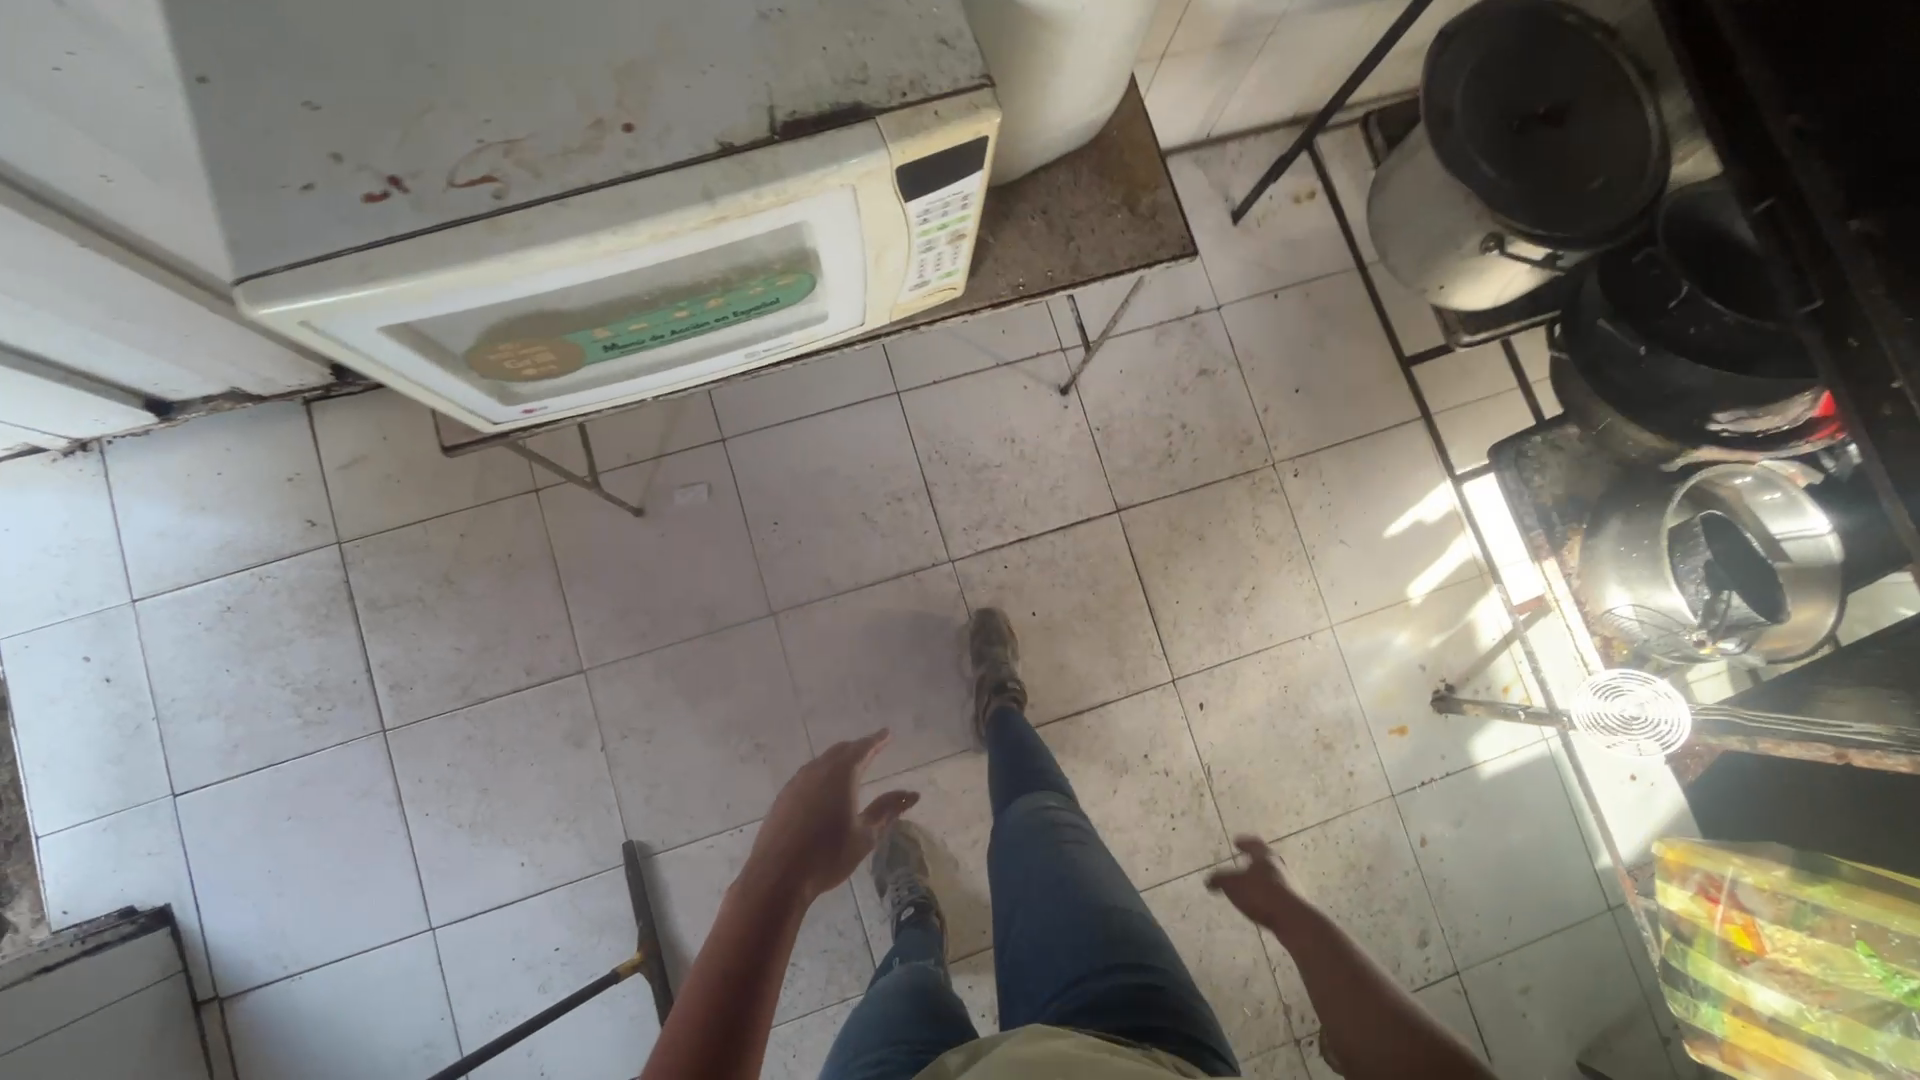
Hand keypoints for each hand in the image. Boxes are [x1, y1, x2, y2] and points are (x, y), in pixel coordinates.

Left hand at [742, 731, 919, 902]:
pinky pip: (807, 775)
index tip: (887, 733)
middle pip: (840, 751)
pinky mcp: (783, 798)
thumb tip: (911, 794)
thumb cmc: (827, 855)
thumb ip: (887, 810)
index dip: (877, 740)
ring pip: (821, 761)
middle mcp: (817, 771)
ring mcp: (796, 783)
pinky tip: (823, 788)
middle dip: (858, 748)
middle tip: (872, 747)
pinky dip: (821, 773)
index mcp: (841, 775)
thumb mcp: (865, 835)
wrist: (777, 876)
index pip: (863, 749)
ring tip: (849, 765)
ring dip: (838, 759)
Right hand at [1206, 837, 1304, 930]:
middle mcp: (1280, 866)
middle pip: (1266, 859)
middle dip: (1254, 860)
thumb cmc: (1260, 894)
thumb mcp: (1232, 884)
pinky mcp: (1295, 902)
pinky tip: (1260, 903)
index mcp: (1265, 856)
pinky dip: (1267, 894)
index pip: (1253, 843)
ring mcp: (1290, 884)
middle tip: (1243, 862)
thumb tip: (1208, 881)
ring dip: (1261, 878)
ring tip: (1250, 885)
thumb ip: (1219, 879)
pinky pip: (1277, 892)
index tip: (1236, 841)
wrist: (1293, 920)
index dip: (1244, 842)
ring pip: (1273, 876)